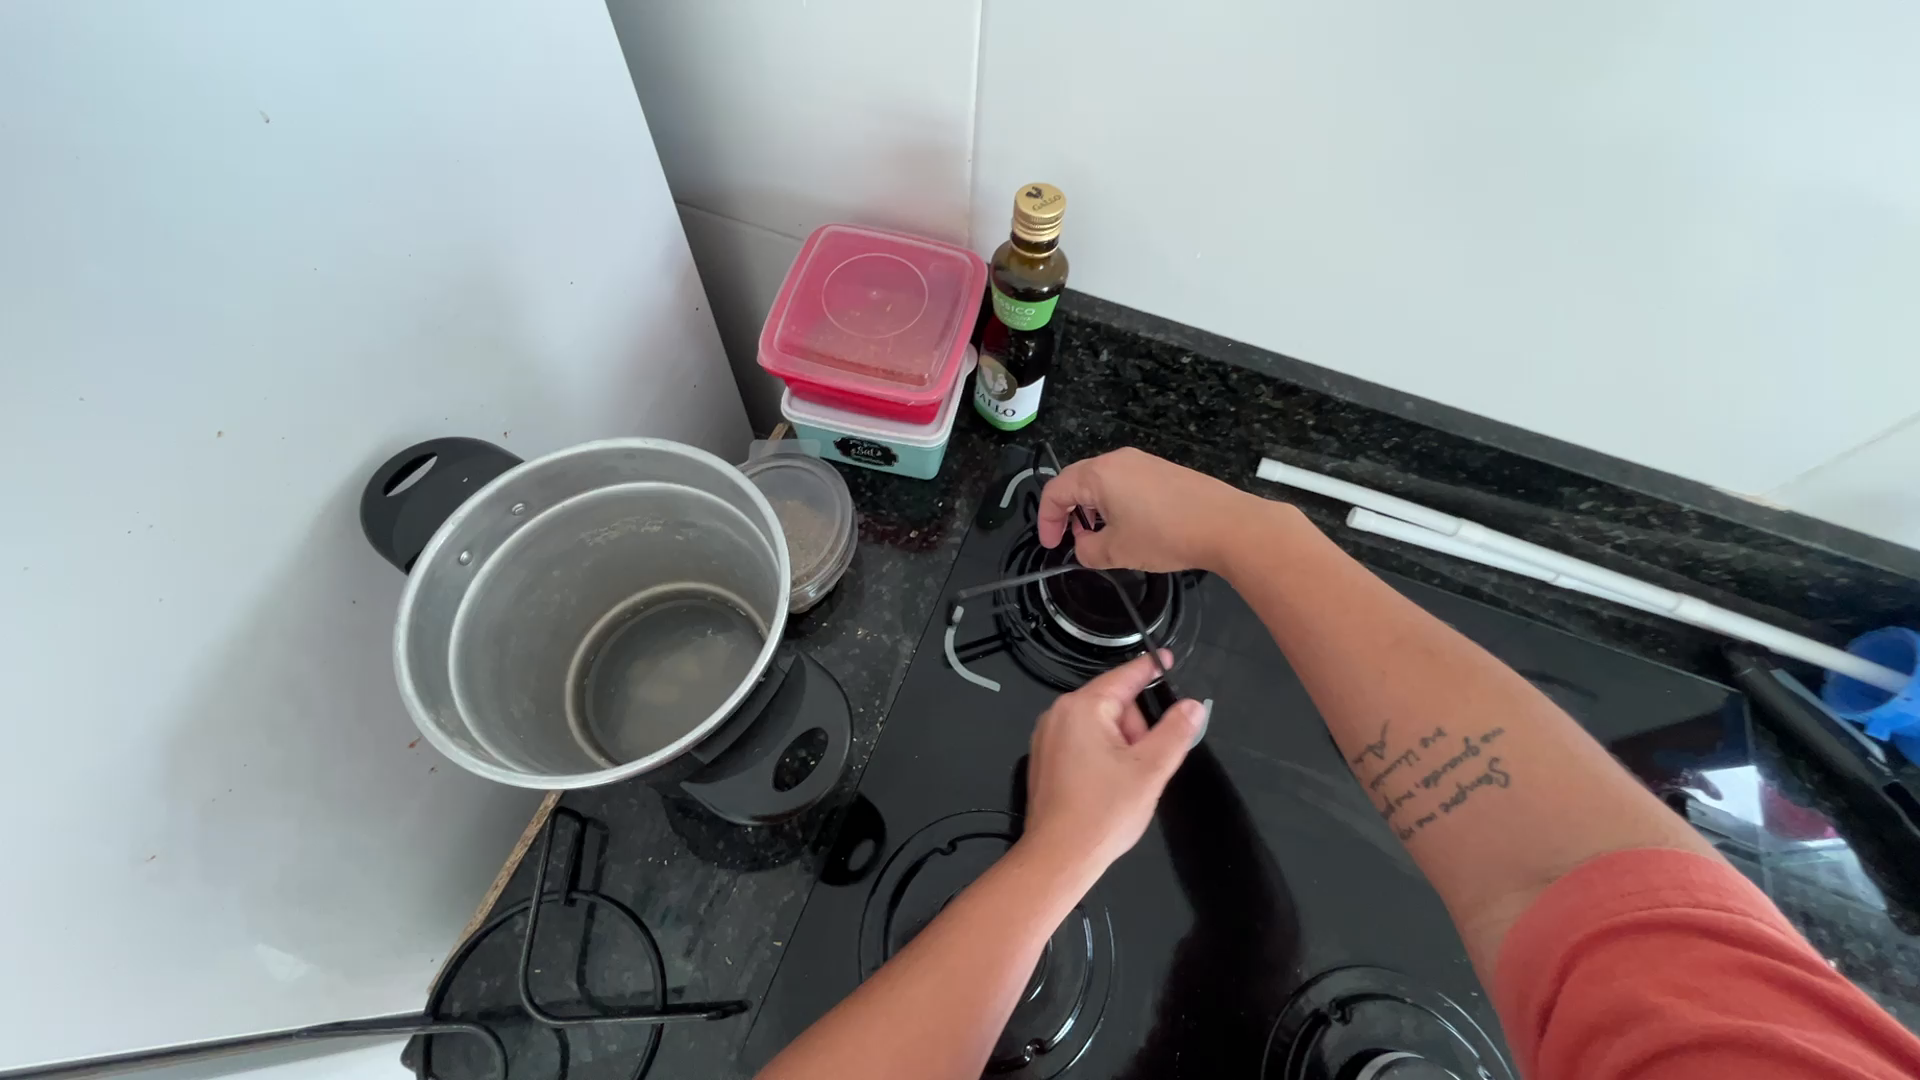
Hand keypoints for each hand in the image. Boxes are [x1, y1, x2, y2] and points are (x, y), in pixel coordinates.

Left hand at [1019, 652, 1208, 877]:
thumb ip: (1175, 732)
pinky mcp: (1045, 756)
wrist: (1059, 855)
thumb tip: (1193, 705)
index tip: (1165, 658)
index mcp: (1083, 707)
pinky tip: (1106, 786)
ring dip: (1121, 746)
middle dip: (1136, 730)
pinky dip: (1102, 756)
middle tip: (1142, 767)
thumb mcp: (1150, 769)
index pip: (1126, 677)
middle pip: (1115, 705)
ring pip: (1101, 726)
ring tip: (1123, 782)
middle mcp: (1060, 713)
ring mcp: (1048, 735)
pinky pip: (1083, 742)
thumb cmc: (1104, 811)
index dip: (1150, 668)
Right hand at [1038, 448, 1270, 573]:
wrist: (1227, 525)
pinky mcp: (1162, 471)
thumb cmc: (1166, 535)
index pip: (1055, 491)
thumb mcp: (1116, 552)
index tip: (1052, 546)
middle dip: (1067, 513)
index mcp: (1099, 474)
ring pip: (1101, 482)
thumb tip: (1083, 547)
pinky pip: (1125, 483)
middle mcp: (1118, 460)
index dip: (1046, 520)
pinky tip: (1130, 528)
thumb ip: (1087, 551)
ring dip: (1092, 509)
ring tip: (1101, 538)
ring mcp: (1143, 462)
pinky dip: (1114, 504)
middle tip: (1071, 541)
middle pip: (1076, 481)